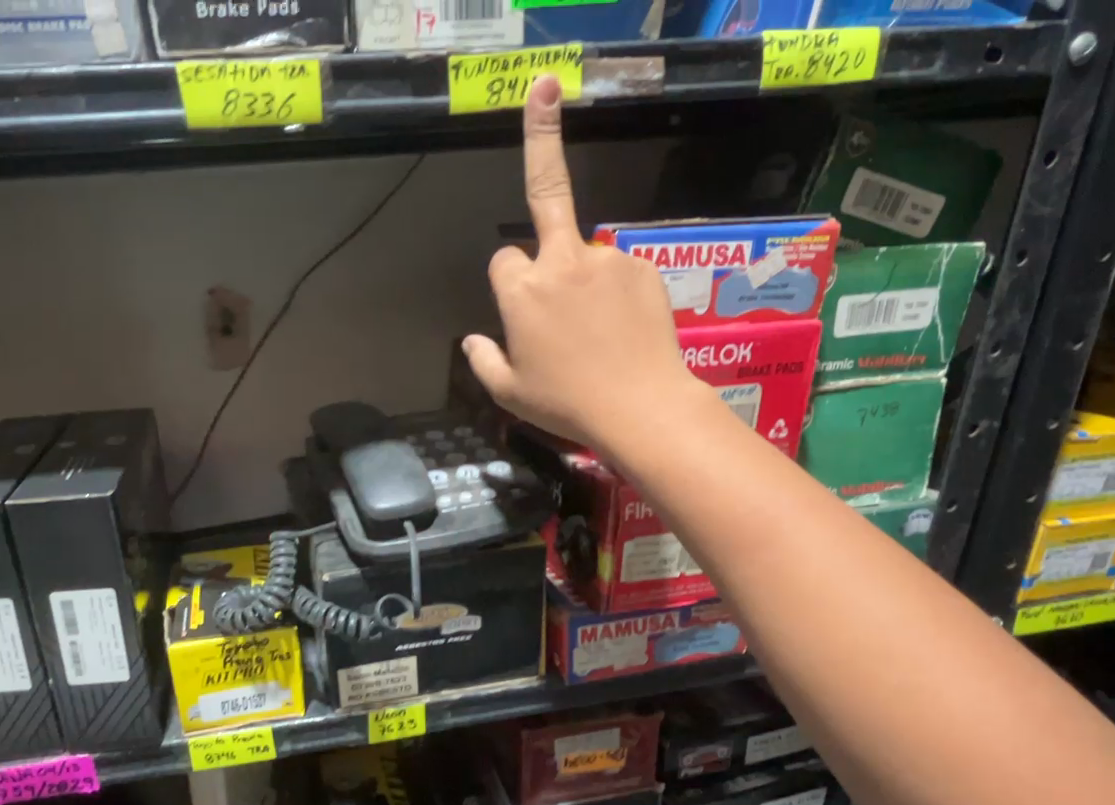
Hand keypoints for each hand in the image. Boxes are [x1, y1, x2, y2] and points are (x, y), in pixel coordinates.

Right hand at [462, 75, 703, 455]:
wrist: (640, 408)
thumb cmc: (566, 404)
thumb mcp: (509, 393)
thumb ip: (482, 361)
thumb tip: (472, 341)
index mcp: (521, 291)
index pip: (502, 260)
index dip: (508, 282)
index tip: (518, 307)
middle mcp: (560, 262)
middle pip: (545, 191)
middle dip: (540, 138)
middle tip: (544, 87)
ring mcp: (605, 260)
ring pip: (584, 254)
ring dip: (584, 278)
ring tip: (601, 334)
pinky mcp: (642, 266)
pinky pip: (620, 272)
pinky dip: (618, 292)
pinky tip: (626, 330)